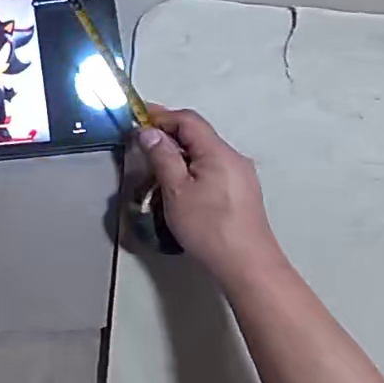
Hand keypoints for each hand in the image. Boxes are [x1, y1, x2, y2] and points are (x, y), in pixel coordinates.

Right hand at [135, 110, 286, 289]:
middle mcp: (233, 158)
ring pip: (203, 151)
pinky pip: (211, 166)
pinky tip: (177, 181)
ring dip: (178, 150)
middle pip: (197, 133)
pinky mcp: (240, 191)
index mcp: (219, 153)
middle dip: (167, 132)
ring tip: (153, 163)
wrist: (248, 266)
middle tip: (140, 141)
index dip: (160, 116)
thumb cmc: (208, 227)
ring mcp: (240, 175)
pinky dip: (190, 165)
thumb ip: (162, 156)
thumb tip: (148, 132)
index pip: (188, 120)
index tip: (136, 120)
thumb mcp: (175, 190)